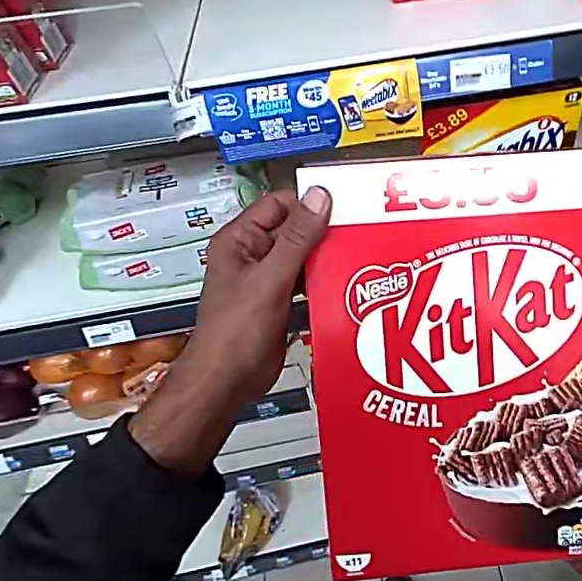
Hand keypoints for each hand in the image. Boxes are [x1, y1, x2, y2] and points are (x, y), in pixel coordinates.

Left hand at [131, 187, 330, 471]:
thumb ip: (296, 239)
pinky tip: (343, 280)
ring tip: (353, 253)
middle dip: (322, 231)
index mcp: (240, 241)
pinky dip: (323, 278)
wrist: (227, 382)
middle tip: (355, 230)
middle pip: (294, 229)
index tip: (340, 206)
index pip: (279, 205)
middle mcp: (252, 255)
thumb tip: (318, 198)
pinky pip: (306, 279)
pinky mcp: (280, 300)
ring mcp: (267, 278)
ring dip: (325, 255)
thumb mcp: (270, 279)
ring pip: (303, 255)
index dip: (308, 203)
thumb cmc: (233, 333)